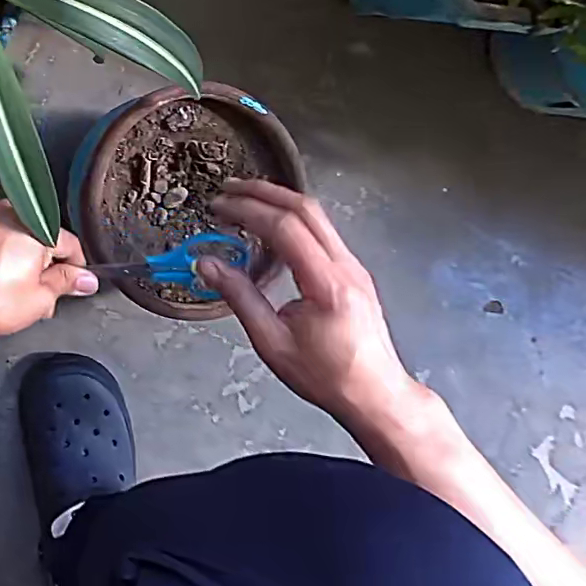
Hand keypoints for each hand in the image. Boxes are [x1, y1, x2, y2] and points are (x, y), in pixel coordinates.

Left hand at [0, 202, 95, 340]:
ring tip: (14, 294)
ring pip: (18, 239)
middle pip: (42, 239)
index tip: (75, 286)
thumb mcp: (38, 299)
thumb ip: (65, 284)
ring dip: (22, 262)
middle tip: (42, 296)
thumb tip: (85, 278)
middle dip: (45, 267)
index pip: (70, 244)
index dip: (76, 269)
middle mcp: (12, 213)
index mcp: (36, 226)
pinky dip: (0, 257)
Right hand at [198, 180, 427, 432]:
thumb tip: (205, 263)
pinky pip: (319, 230)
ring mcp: (353, 266)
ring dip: (276, 200)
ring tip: (243, 198)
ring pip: (316, 215)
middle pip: (305, 209)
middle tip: (227, 188)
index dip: (247, 210)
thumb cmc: (327, 376)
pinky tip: (267, 225)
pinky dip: (289, 217)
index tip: (218, 207)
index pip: (285, 228)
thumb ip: (239, 296)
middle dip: (262, 191)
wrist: (379, 398)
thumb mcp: (272, 341)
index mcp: (327, 284)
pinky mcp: (351, 271)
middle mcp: (346, 267)